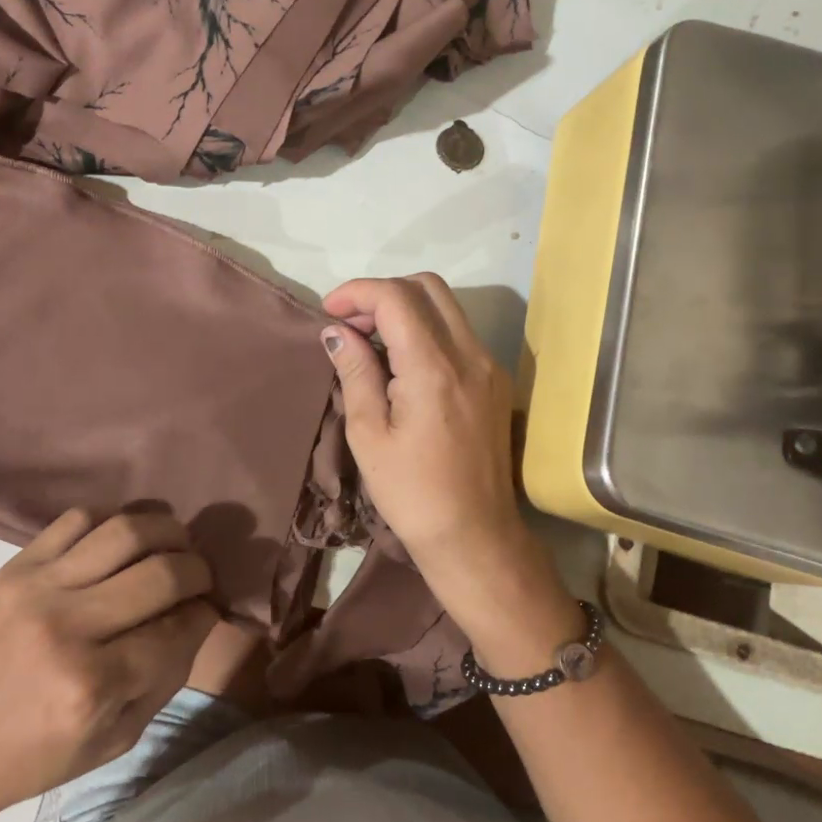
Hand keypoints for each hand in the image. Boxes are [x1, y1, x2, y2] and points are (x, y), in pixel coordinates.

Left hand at [0, 509, 217, 821]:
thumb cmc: (36, 757)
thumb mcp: (116, 739)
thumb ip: (164, 676)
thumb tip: (197, 617)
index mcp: (93, 684)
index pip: (178, 627)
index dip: (206, 614)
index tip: (210, 611)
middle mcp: (67, 626)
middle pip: (160, 571)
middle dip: (197, 570)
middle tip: (201, 578)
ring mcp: (36, 587)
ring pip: (123, 530)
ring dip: (165, 531)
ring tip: (174, 545)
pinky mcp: (14, 567)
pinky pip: (76, 518)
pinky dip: (112, 520)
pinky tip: (123, 540)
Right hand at [320, 274, 520, 558]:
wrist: (474, 535)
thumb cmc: (411, 492)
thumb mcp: (368, 434)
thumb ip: (355, 373)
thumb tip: (336, 332)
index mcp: (433, 368)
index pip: (396, 297)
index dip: (357, 292)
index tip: (328, 312)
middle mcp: (469, 355)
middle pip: (428, 286)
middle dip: (382, 292)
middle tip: (348, 323)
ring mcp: (488, 366)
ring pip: (446, 306)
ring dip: (404, 308)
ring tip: (368, 342)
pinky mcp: (494, 381)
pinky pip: (457, 332)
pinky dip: (424, 329)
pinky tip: (398, 363)